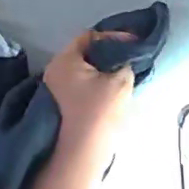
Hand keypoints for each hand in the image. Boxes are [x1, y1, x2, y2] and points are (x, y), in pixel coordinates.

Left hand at [43, 30, 133, 178]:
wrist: (82, 152)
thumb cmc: (99, 112)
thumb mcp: (120, 80)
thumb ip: (124, 62)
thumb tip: (124, 60)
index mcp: (64, 60)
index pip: (89, 36)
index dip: (113, 37)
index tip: (133, 45)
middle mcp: (54, 71)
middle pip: (84, 54)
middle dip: (108, 54)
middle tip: (130, 59)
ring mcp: (55, 90)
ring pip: (83, 71)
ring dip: (103, 71)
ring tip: (124, 74)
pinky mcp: (61, 106)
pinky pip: (81, 86)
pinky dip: (96, 84)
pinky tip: (112, 91)